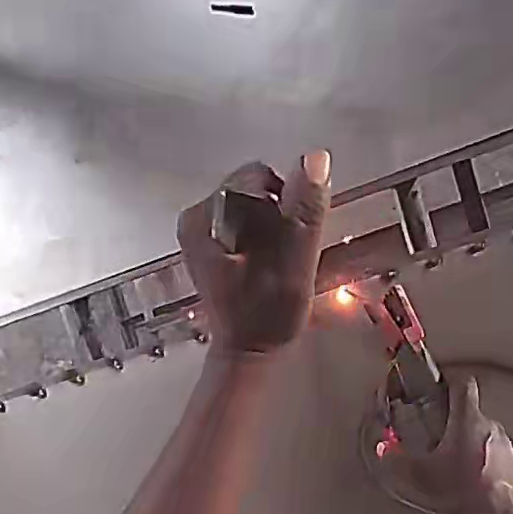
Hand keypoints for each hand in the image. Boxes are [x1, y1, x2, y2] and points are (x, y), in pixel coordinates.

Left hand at [178, 152, 329, 355]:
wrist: (247, 355)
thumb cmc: (268, 317)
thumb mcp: (294, 264)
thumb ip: (304, 213)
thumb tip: (316, 158)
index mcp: (206, 217)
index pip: (257, 178)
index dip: (289, 202)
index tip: (296, 239)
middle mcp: (197, 217)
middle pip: (253, 190)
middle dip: (280, 216)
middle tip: (289, 255)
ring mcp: (202, 232)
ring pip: (253, 206)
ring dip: (276, 227)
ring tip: (281, 264)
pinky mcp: (210, 247)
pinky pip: (247, 224)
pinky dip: (266, 238)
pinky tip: (271, 265)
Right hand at [389, 375, 512, 513]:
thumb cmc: (464, 490)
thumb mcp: (421, 475)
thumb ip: (396, 460)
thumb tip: (383, 451)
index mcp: (468, 420)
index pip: (463, 384)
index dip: (450, 380)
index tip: (440, 384)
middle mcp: (490, 427)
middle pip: (471, 411)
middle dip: (454, 419)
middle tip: (437, 432)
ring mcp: (505, 446)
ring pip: (483, 433)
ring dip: (468, 441)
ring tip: (452, 460)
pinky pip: (495, 454)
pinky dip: (482, 459)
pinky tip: (469, 479)